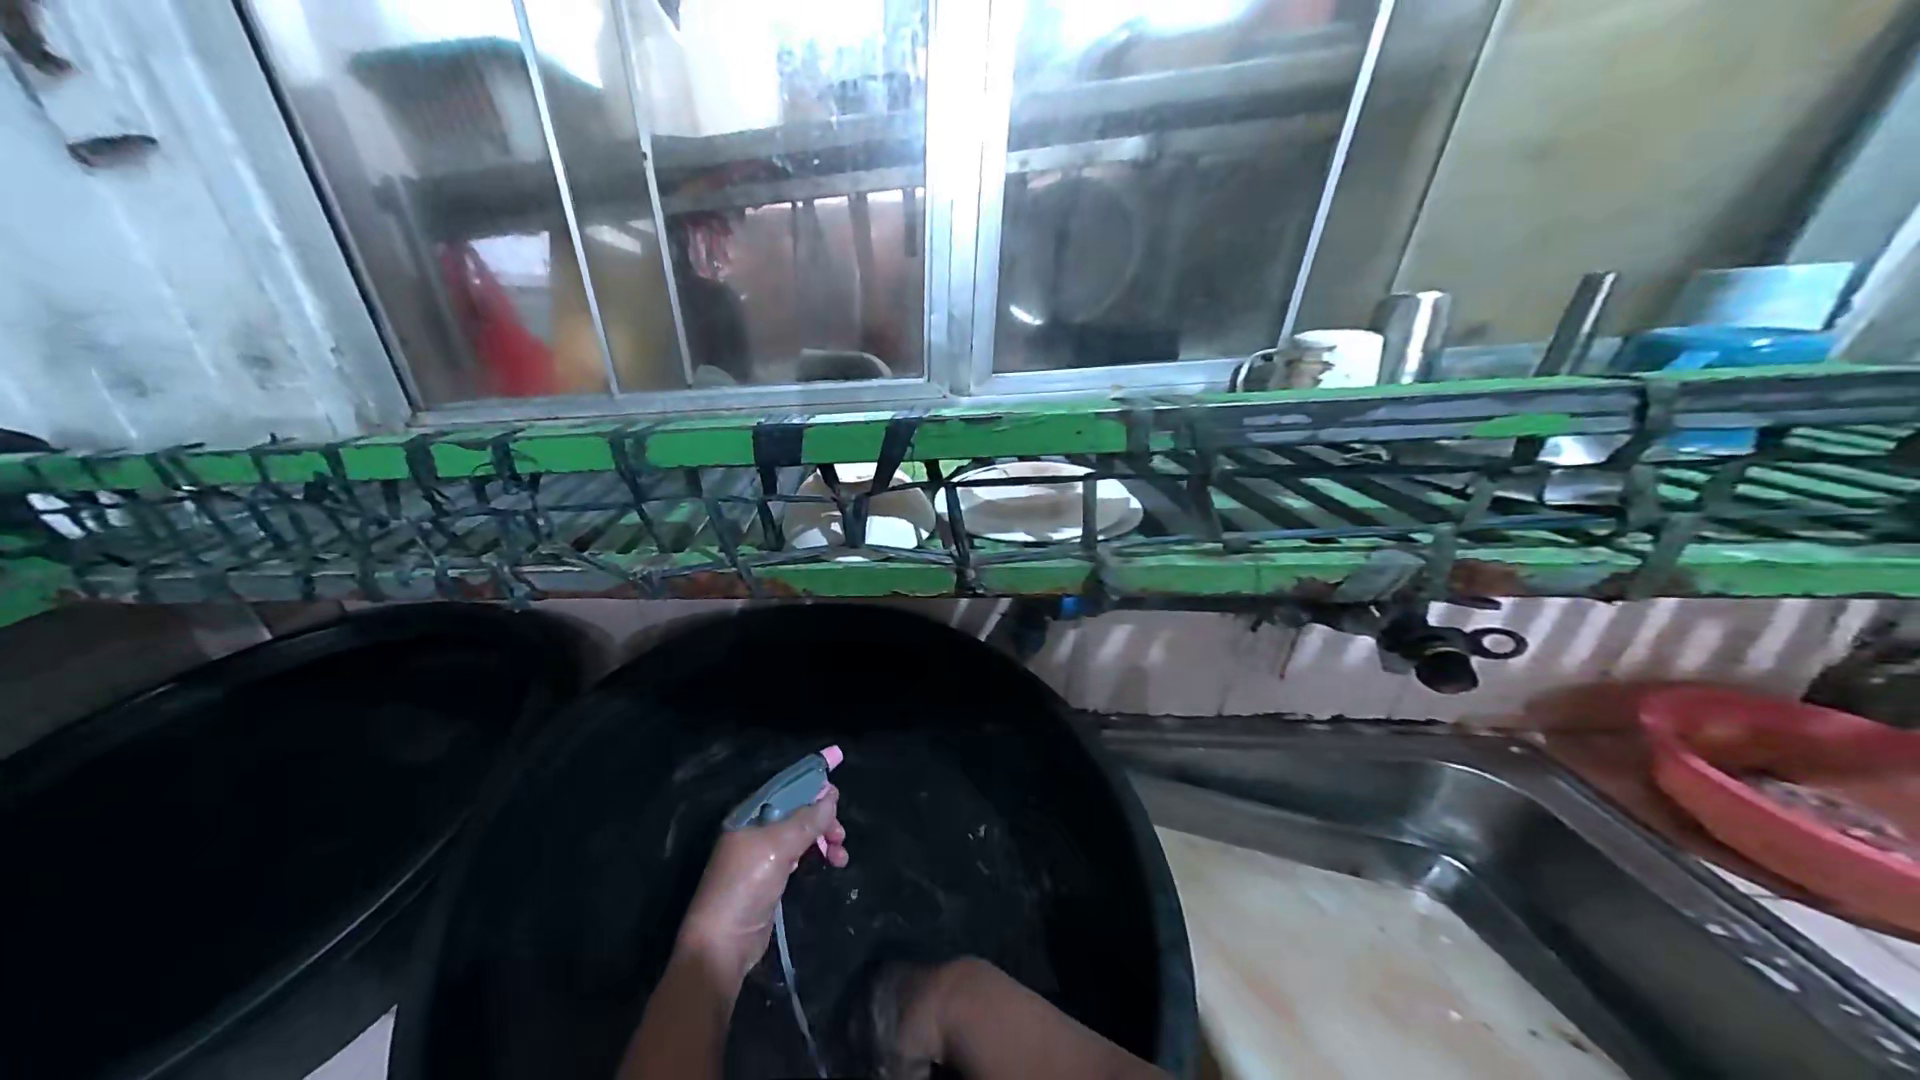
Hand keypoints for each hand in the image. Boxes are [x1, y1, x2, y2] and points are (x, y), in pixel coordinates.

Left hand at [676, 784, 848, 985]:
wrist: (722, 946)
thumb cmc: (744, 886)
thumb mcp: (778, 848)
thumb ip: (807, 820)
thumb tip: (830, 796)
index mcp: (750, 814)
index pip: (786, 784)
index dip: (813, 771)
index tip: (838, 755)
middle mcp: (756, 829)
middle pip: (798, 808)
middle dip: (823, 813)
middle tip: (839, 831)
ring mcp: (763, 853)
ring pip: (803, 831)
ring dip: (825, 835)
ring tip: (840, 852)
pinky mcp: (771, 876)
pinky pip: (801, 852)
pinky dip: (819, 852)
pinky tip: (833, 861)